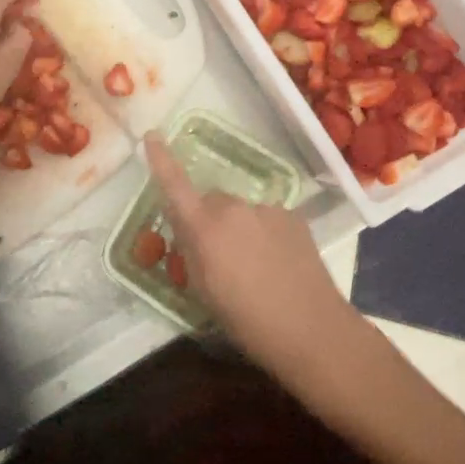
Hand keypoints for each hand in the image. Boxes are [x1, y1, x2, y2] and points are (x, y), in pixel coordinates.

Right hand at [144, 133, 361, 371]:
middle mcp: (233, 208)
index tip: (152, 134)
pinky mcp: (293, 216)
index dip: (160, 159)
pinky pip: (266, 218)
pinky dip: (265, 234)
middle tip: (218, 257)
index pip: (174, 185)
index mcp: (204, 227)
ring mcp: (266, 208)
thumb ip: (191, 251)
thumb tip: (188, 230)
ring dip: (239, 228)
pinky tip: (278, 264)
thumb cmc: (247, 320)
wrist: (312, 329)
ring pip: (240, 211)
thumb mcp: (204, 290)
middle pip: (210, 202)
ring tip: (254, 266)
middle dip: (208, 220)